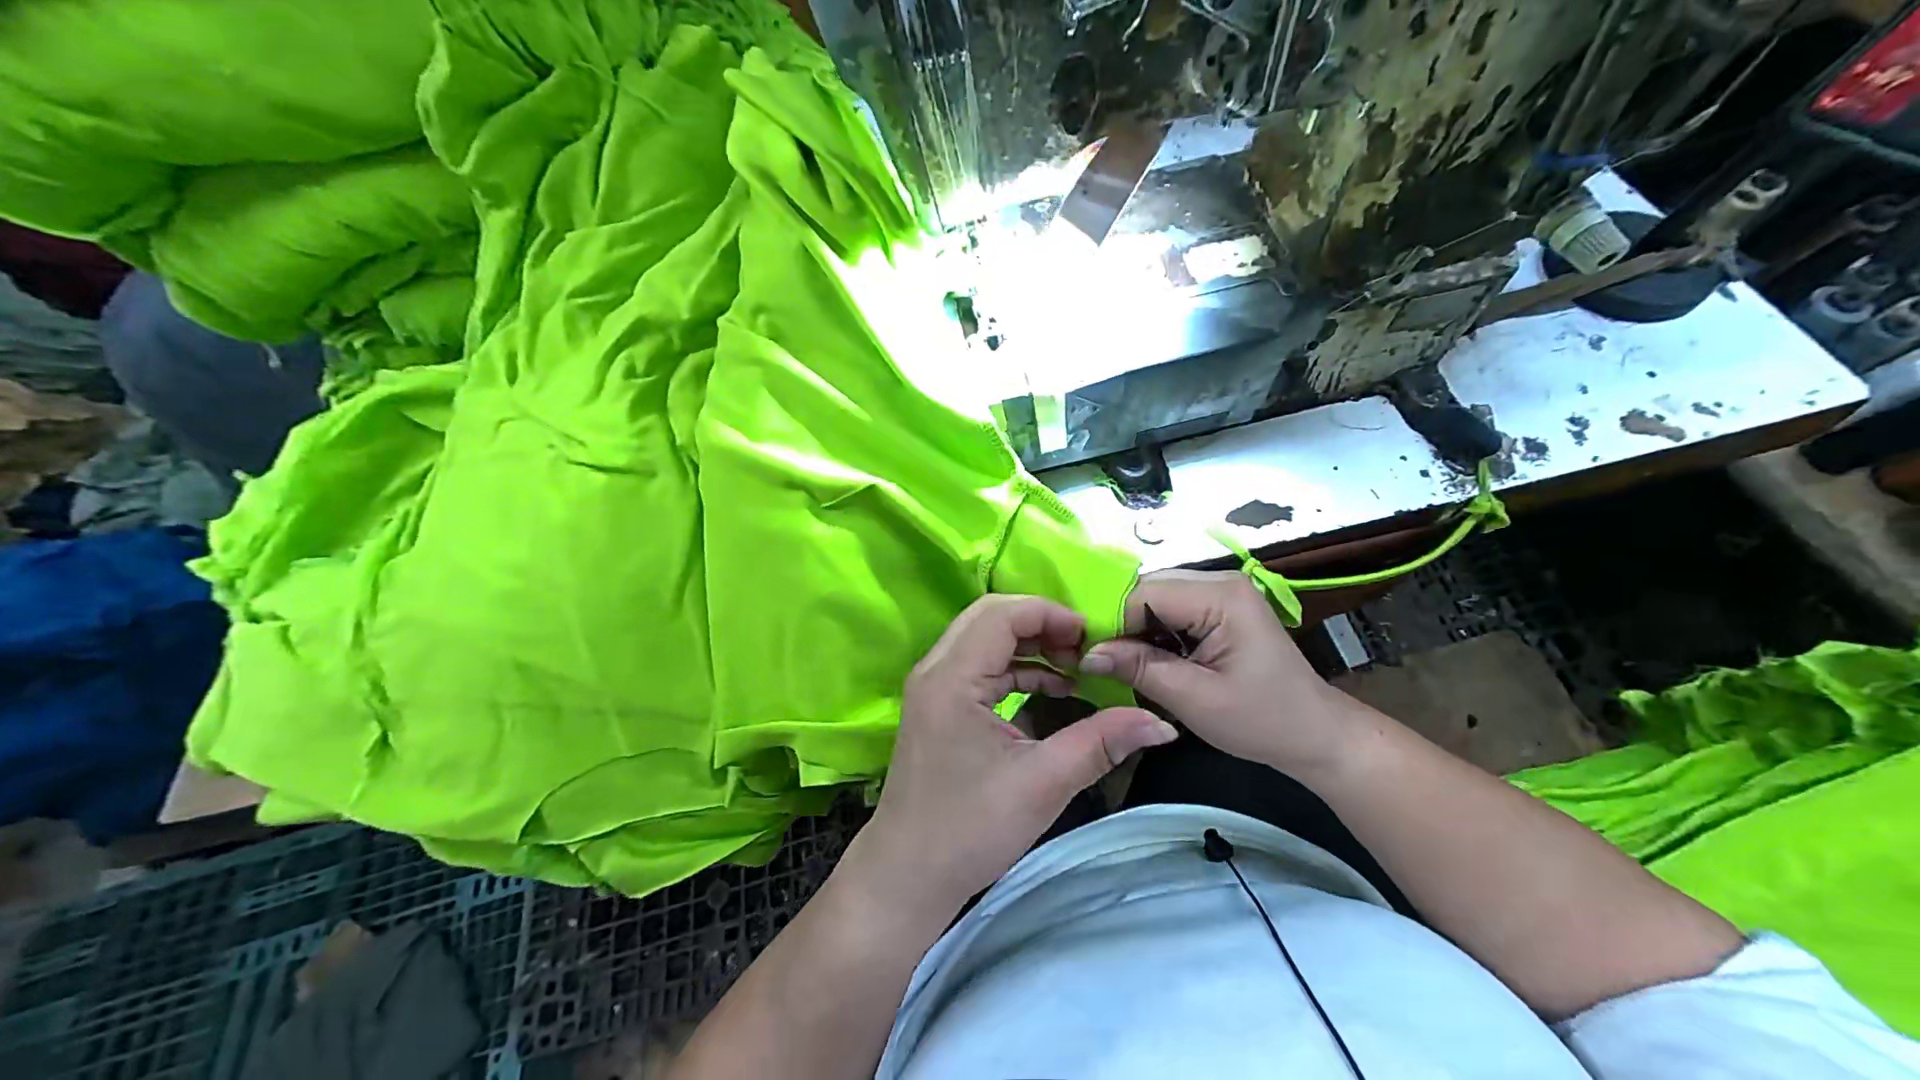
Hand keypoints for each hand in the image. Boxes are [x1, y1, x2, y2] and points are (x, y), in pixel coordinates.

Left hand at [846, 595, 1178, 912]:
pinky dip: (1017, 670)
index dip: (1050, 614)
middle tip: (1085, 649)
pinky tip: (1053, 691)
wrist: (908, 875)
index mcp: (951, 677)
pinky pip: (980, 668)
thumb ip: (1101, 742)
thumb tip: (1161, 723)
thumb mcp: (1043, 782)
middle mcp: (935, 671)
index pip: (1001, 614)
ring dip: (1030, 647)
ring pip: (984, 641)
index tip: (1092, 638)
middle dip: (1042, 625)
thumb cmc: (970, 828)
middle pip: (990, 618)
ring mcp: (933, 688)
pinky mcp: (938, 708)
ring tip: (1076, 668)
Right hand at [1078, 570, 1351, 775]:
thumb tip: (1086, 655)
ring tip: (1110, 661)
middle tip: (1091, 658)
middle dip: (1117, 623)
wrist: (1315, 735)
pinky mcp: (1216, 609)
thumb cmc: (1262, 720)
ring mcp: (1219, 593)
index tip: (1082, 653)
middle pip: (1146, 590)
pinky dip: (1149, 633)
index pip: (1144, 593)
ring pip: (1153, 599)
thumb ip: (1139, 669)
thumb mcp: (1195, 699)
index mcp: (1221, 596)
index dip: (1109, 621)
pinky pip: (1168, 611)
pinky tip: (1140, 658)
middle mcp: (1219, 581)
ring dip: (1131, 629)